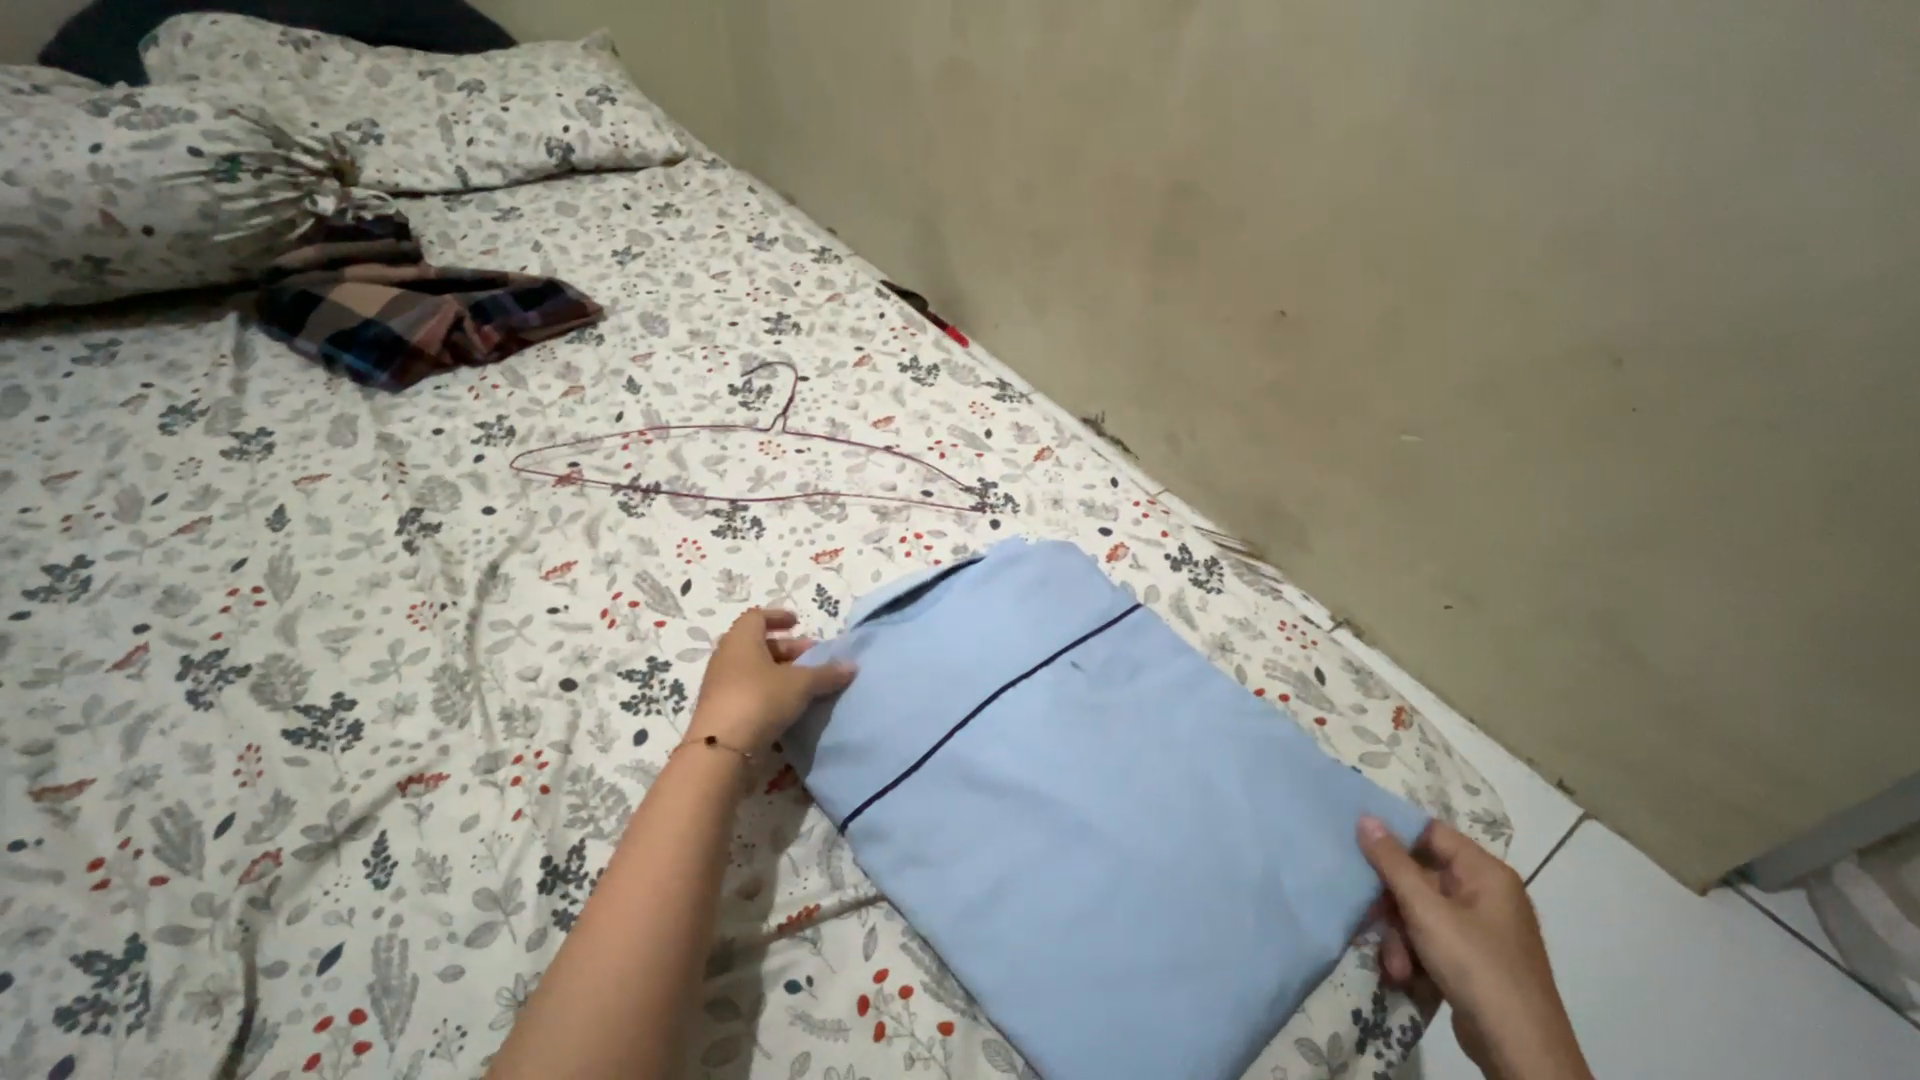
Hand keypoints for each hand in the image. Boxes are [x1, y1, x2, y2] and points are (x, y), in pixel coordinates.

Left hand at [687, 608, 854, 752]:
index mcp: (741, 641)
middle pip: (759, 645)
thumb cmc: (759, 699)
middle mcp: (727, 658)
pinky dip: (771, 694)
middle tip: (812, 658)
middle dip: (788, 649)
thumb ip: (826, 674)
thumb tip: (851, 666)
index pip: (756, 617)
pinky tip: (791, 707)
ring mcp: (722, 686)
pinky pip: (750, 693)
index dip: (778, 617)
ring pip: (755, 671)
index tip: (798, 623)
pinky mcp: (723, 711)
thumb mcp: (800, 684)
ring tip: (806, 684)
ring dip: (780, 673)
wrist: (721, 750)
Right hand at [1359, 817, 1592, 1079]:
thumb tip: (1366, 817)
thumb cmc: (1476, 966)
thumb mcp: (1426, 911)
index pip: (1432, 833)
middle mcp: (1487, 894)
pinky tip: (1403, 974)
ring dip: (1399, 934)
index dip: (1395, 835)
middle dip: (1392, 901)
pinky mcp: (1474, 958)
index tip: (1357, 843)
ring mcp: (1481, 929)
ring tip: (1393, 962)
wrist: (1520, 1048)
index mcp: (1486, 874)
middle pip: (1422, 876)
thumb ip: (1392, 863)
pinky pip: (1432, 938)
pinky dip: (1414, 952)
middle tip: (1368, 913)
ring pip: (1421, 911)